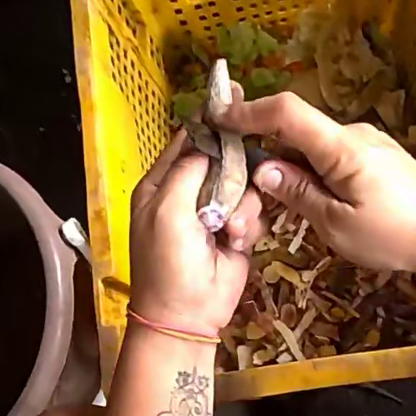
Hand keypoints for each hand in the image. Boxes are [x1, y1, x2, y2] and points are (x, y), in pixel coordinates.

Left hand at [128, 130, 264, 334]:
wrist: (187, 315)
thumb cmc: (167, 261)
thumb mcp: (167, 209)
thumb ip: (187, 170)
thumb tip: (210, 144)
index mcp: (161, 184)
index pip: (187, 142)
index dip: (209, 124)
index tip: (234, 100)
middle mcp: (189, 194)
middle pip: (223, 160)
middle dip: (233, 172)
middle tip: (232, 187)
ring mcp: (215, 213)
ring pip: (244, 185)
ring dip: (241, 206)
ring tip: (228, 229)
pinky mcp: (237, 232)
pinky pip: (254, 211)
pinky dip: (249, 225)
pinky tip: (236, 241)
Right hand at [219, 91, 415, 273]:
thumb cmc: (395, 236)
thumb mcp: (337, 224)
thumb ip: (298, 193)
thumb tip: (262, 170)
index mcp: (341, 147)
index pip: (286, 112)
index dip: (248, 111)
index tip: (217, 116)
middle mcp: (352, 134)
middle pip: (295, 131)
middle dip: (262, 151)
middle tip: (239, 183)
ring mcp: (365, 143)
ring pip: (311, 147)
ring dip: (286, 167)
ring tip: (269, 203)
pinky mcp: (372, 157)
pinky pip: (328, 157)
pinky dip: (307, 172)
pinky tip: (302, 199)